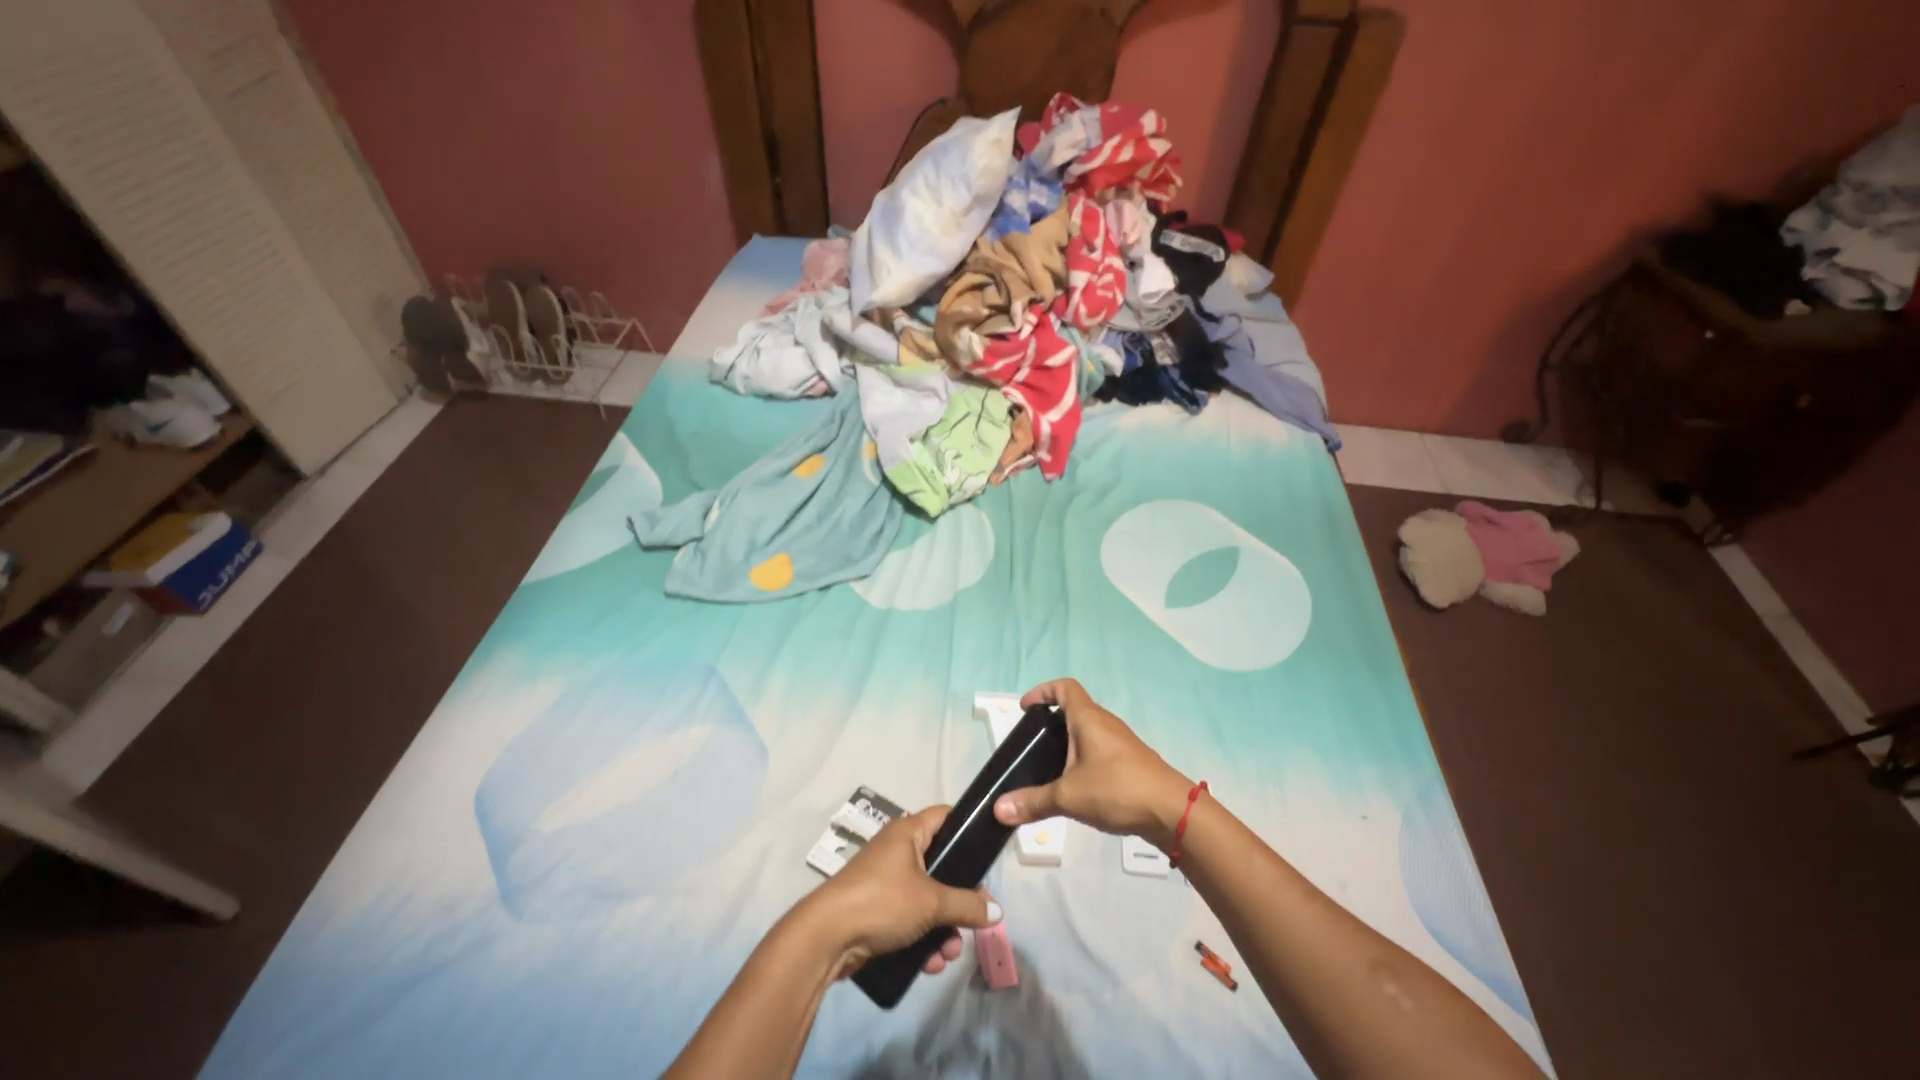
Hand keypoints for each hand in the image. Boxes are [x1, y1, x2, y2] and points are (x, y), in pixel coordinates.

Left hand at [802, 806, 1000, 979]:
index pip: (946, 817)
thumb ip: (968, 904)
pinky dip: (922, 939)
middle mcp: (897, 852)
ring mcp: (885, 882)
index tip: (988, 856)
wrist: (826, 938)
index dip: (968, 831)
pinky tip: (930, 964)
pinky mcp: (877, 911)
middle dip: (959, 900)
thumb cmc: (882, 901)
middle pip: (942, 867)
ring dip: (943, 928)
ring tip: (948, 954)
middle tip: (975, 920)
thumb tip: (997, 912)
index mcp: (907, 833)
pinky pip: (910, 920)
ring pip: (927, 900)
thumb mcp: (932, 901)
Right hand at [992, 679, 1192, 849]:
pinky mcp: (1132, 761)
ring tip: (1050, 768)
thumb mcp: (1068, 797)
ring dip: (1070, 742)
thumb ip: (1033, 802)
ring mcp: (1122, 742)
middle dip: (1052, 722)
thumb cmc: (1117, 789)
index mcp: (1088, 718)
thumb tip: (998, 809)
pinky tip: (1078, 786)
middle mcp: (1106, 723)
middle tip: (1033, 745)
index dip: (1043, 691)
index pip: (1065, 688)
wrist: (1170, 810)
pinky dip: (1085, 759)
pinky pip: (1101, 750)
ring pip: (1089, 732)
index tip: (1026, 707)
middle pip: (1076, 709)